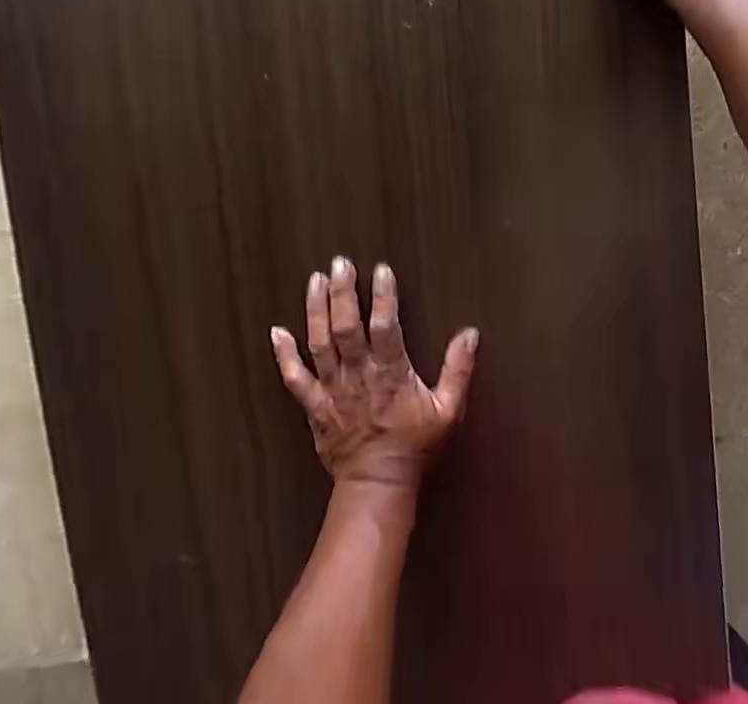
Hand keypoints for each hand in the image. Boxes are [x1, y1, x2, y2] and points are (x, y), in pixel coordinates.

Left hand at [269, 257, 477, 490]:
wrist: (379, 484)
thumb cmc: (415, 446)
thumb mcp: (448, 410)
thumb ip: (458, 370)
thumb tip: (470, 334)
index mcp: (391, 373)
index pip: (387, 326)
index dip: (383, 297)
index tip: (381, 270)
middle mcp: (359, 375)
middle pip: (347, 327)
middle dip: (343, 293)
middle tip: (340, 263)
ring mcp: (333, 389)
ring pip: (320, 343)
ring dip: (315, 310)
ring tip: (315, 280)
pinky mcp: (315, 404)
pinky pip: (295, 378)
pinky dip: (284, 355)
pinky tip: (277, 331)